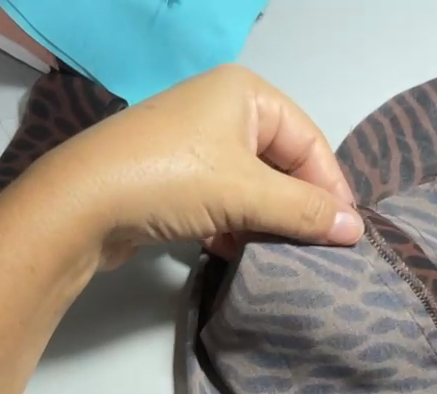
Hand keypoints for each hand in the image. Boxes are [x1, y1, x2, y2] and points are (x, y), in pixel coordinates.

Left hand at [21, 65, 363, 266]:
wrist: (82, 206)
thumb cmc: (170, 181)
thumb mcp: (245, 193)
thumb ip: (302, 211)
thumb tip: (354, 229)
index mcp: (245, 94)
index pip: (308, 140)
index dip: (330, 188)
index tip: (347, 233)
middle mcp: (220, 112)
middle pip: (278, 165)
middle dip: (294, 208)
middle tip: (315, 250)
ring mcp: (191, 148)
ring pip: (248, 190)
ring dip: (262, 224)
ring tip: (278, 256)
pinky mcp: (170, 184)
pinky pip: (218, 205)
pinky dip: (230, 229)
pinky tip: (232, 253)